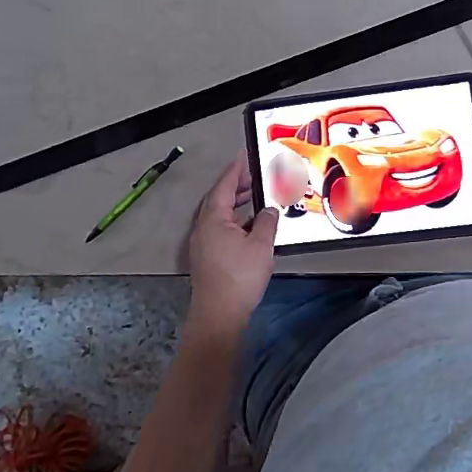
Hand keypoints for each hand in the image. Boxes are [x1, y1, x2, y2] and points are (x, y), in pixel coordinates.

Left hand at [184, 159, 278, 339]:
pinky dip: (235, 221)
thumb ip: (266, 222)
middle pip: (218, 199)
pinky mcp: (207, 258)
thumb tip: (268, 211)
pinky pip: (220, 229)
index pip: (224, 186)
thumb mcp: (261, 245)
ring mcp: (203, 244)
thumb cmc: (238, 278)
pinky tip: (249, 227)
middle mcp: (203, 228)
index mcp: (213, 219)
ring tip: (254, 198)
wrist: (219, 314)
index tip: (244, 157)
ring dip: (236, 204)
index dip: (236, 170)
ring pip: (219, 215)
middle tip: (253, 176)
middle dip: (236, 186)